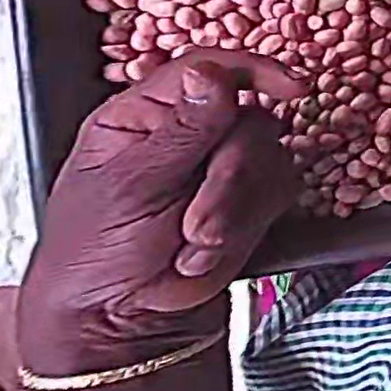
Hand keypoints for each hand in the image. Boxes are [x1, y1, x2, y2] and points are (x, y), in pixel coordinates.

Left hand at [17, 50, 306, 375]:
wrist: (126, 321)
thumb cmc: (98, 254)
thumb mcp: (130, 189)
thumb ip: (181, 131)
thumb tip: (211, 74)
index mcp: (145, 117)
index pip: (207, 69)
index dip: (254, 71)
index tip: (292, 89)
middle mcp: (192, 132)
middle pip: (249, 120)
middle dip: (231, 176)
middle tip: (198, 222)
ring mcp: (226, 162)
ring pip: (271, 156)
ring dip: (236, 207)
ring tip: (194, 244)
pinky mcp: (254, 193)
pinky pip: (281, 187)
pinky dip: (250, 222)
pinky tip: (210, 247)